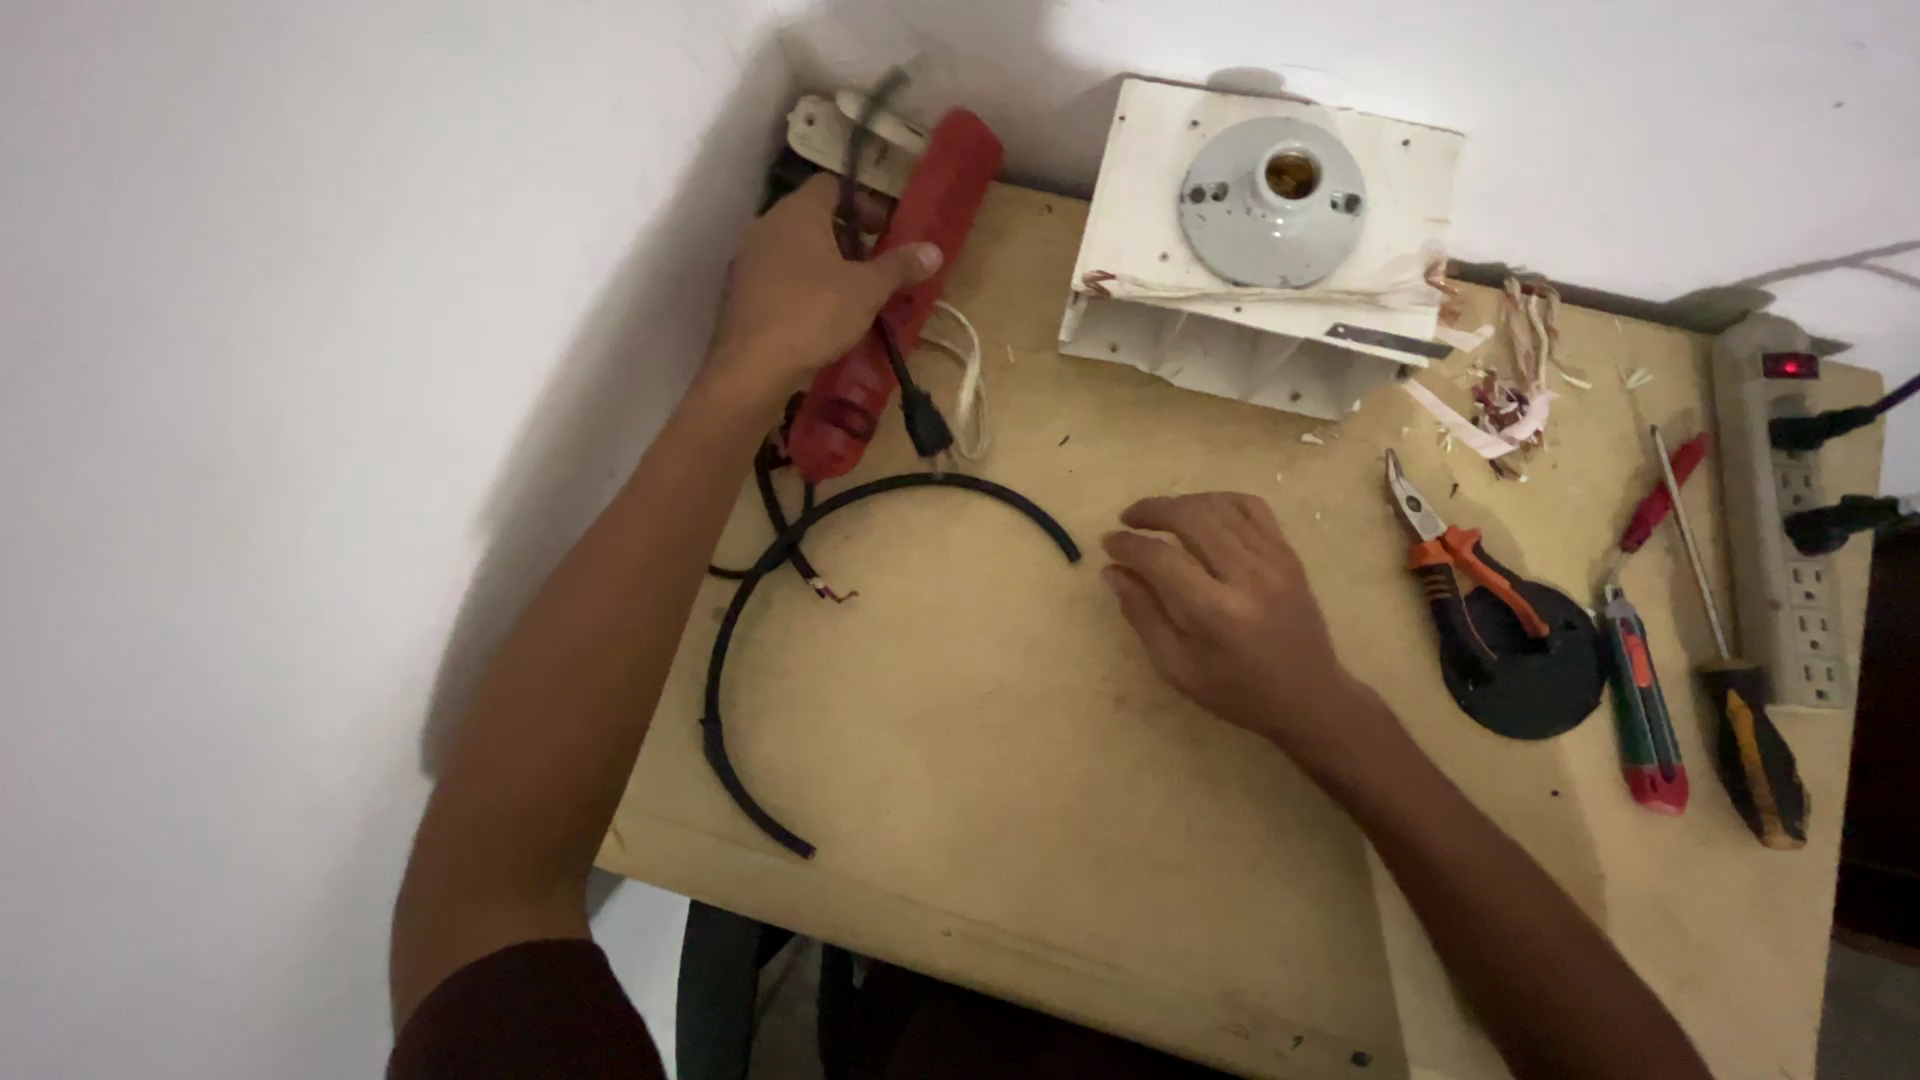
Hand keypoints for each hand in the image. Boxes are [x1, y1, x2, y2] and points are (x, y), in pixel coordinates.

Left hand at [708, 173, 941, 391]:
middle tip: (873, 266)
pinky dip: (802, 288)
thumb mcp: (867, 290)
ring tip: (851, 295)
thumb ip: (899, 267)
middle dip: (846, 238)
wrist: (753, 366)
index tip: (885, 229)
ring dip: (824, 265)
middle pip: (812, 218)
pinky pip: (778, 279)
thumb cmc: (814, 314)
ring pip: (794, 250)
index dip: (863, 202)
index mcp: (797, 212)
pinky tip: (820, 317)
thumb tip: (934, 250)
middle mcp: (766, 225)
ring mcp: (748, 260)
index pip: (831, 185)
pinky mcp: (740, 294)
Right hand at [1101, 493, 1378, 758]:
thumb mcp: (1176, 667)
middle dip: (1151, 511)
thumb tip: (1113, 570)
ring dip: (1181, 503)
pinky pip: (1252, 507)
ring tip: (1157, 515)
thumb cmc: (1236, 692)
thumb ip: (1142, 614)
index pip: (1161, 559)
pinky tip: (1200, 512)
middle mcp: (1248, 577)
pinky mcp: (1288, 554)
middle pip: (1191, 517)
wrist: (1310, 697)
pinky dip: (1219, 501)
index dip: (1127, 545)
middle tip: (1127, 520)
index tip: (1108, 544)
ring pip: (1219, 506)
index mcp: (1216, 614)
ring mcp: (1274, 560)